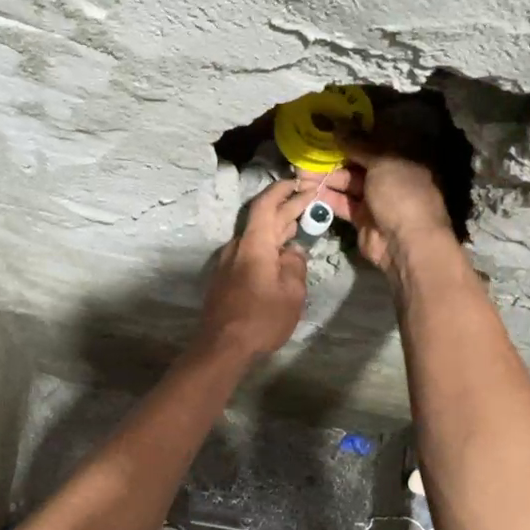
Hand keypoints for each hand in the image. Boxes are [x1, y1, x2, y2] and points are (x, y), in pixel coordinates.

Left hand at [199, 179, 312, 356]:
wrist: (222, 346)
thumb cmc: (261, 318)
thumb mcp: (291, 292)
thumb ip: (295, 265)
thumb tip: (292, 252)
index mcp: (254, 244)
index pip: (266, 205)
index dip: (282, 191)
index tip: (298, 182)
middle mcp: (237, 248)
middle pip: (262, 221)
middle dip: (285, 210)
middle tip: (308, 201)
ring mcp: (227, 264)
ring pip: (255, 239)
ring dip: (276, 230)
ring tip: (298, 225)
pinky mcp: (224, 280)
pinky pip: (248, 255)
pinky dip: (266, 248)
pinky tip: (279, 256)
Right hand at [315, 131, 454, 275]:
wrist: (406, 242)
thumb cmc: (401, 194)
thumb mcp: (382, 162)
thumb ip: (358, 145)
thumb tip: (339, 126)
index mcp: (403, 157)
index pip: (376, 140)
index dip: (354, 133)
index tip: (330, 127)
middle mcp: (391, 175)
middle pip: (359, 162)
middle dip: (334, 156)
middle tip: (308, 149)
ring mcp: (377, 198)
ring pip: (348, 183)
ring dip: (326, 177)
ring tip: (301, 170)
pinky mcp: (363, 218)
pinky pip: (343, 203)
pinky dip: (327, 197)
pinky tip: (308, 190)